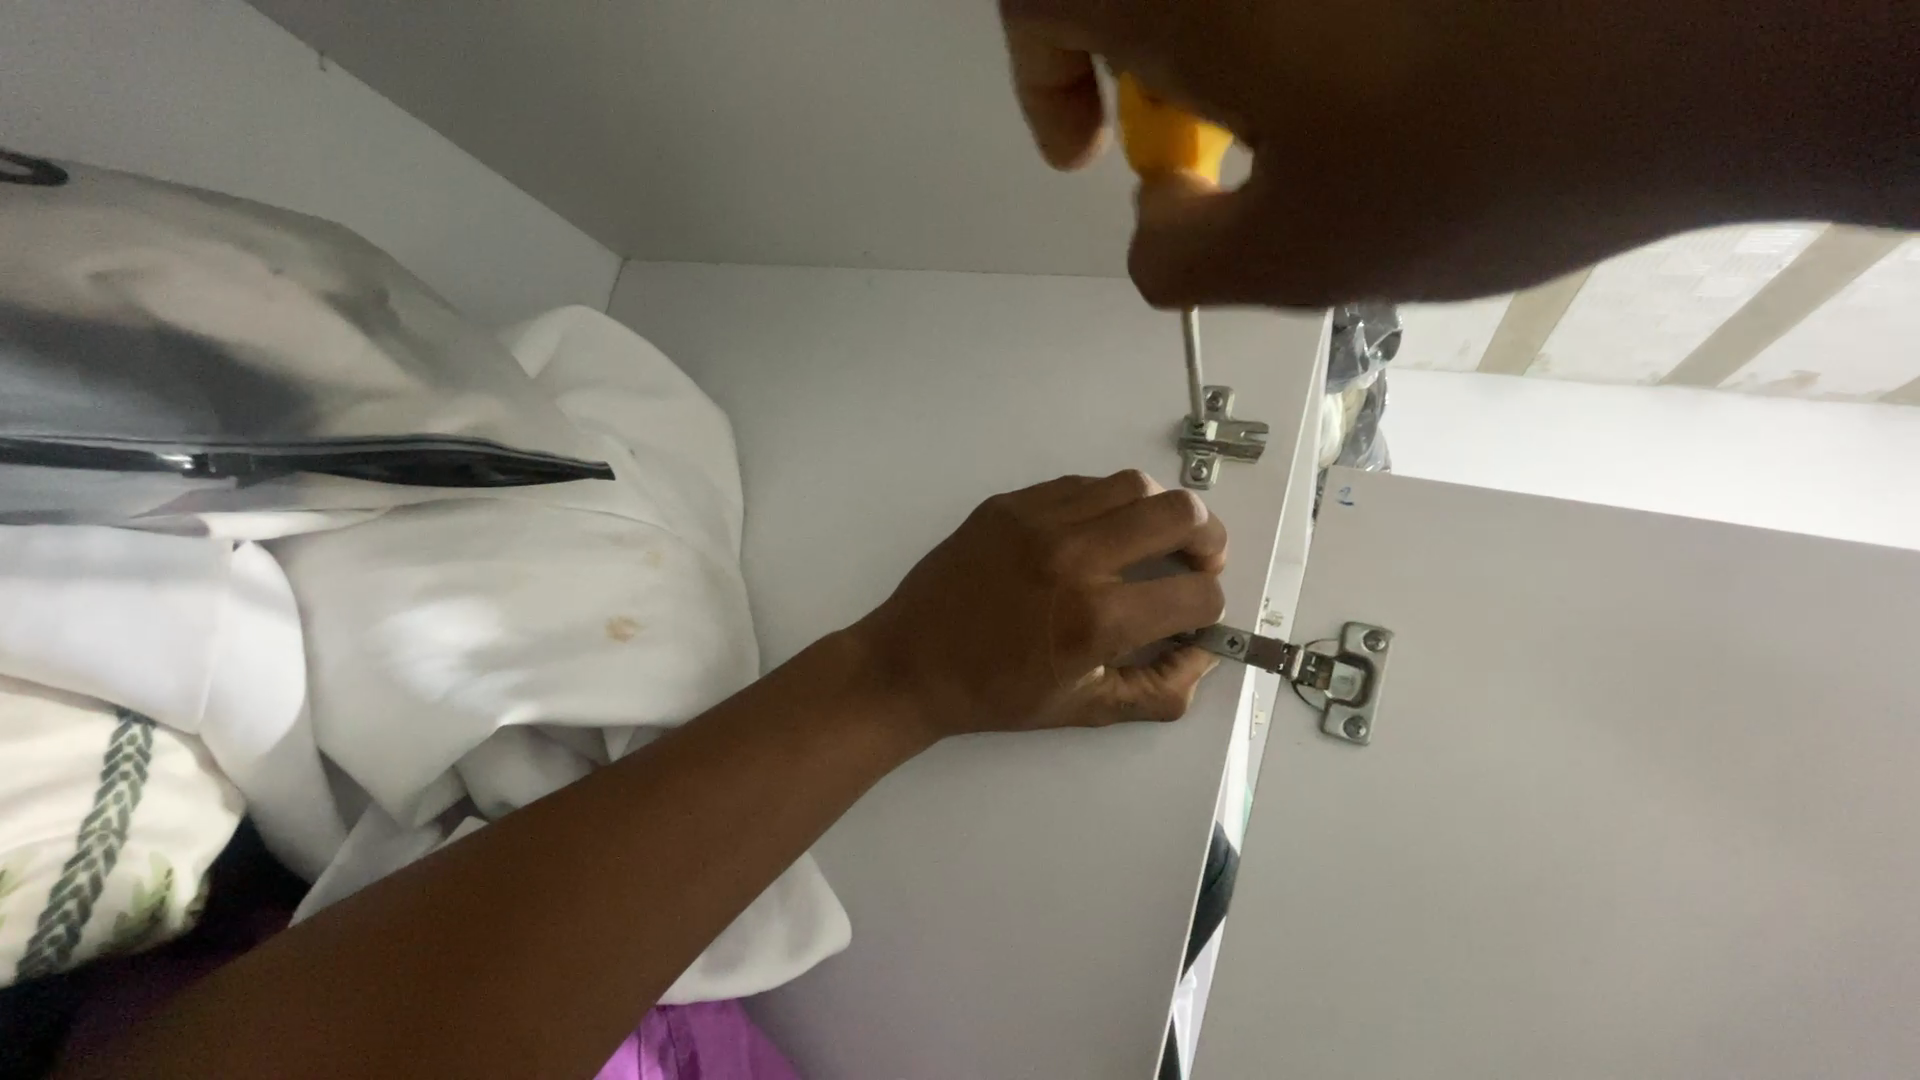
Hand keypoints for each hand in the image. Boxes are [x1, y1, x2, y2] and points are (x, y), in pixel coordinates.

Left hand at [852, 471, 1227, 741]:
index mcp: (1096, 618)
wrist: (911, 663)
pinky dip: (1106, 504)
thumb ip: (1161, 688)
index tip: (1192, 617)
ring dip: (1159, 513)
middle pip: (1183, 514)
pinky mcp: (1010, 503)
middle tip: (1196, 562)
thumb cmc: (997, 694)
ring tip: (1148, 542)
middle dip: (1208, 541)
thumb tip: (1206, 649)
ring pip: (1135, 485)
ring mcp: (1039, 520)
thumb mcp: (1086, 708)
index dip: (1208, 609)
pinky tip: (1095, 533)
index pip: (1199, 593)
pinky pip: (1082, 484)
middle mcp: (1074, 556)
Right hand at [1001, 0, 1917, 307]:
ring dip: (1220, 48)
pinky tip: (1361, 66)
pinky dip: (1293, 31)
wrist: (1743, 31)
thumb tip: (1158, 220)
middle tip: (1202, 147)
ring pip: (1224, 3)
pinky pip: (1299, 7)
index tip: (1092, 154)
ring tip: (1293, 119)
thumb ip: (1174, 261)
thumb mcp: (1294, 258)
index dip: (1041, 77)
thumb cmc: (1483, 160)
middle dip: (1138, 62)